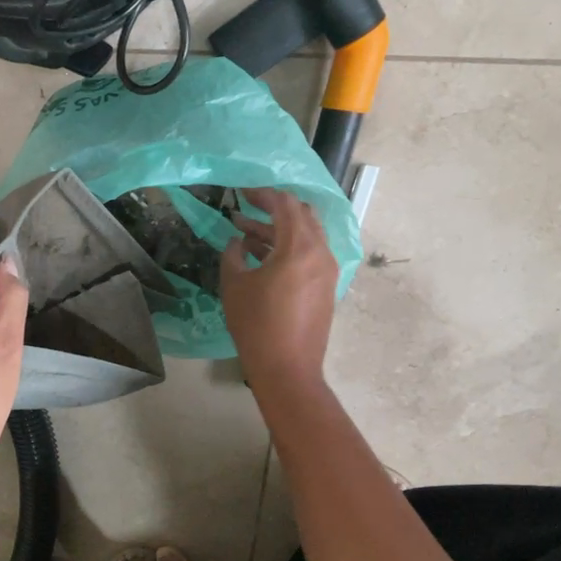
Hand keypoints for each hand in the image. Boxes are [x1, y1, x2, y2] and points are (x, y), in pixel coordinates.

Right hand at [220, 188, 338, 395]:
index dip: (263, 194)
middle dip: (275, 207)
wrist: (287, 368)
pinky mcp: (326, 286)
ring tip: (248, 233)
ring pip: (307, 234)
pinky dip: (289, 246)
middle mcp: (320, 252)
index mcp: (299, 247)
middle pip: (302, 215)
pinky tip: (264, 257)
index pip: (285, 205)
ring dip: (280, 229)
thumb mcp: (234, 285)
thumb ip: (234, 255)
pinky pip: (310, 253)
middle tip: (247, 207)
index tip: (242, 192)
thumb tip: (238, 241)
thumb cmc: (256, 325)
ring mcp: (327, 270)